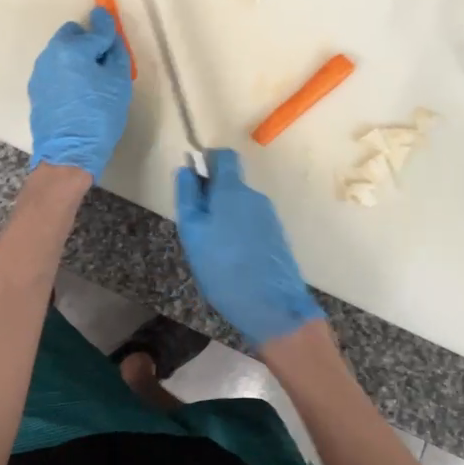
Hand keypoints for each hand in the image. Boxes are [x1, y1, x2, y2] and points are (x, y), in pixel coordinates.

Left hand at [28, 7, 133, 180]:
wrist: (68, 154)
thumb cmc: (99, 117)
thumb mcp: (118, 83)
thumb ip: (116, 54)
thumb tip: (111, 39)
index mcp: (72, 49)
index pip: (95, 30)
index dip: (105, 24)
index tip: (106, 15)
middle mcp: (51, 55)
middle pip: (71, 35)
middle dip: (86, 40)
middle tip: (102, 59)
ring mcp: (40, 73)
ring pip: (60, 53)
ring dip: (75, 57)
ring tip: (90, 80)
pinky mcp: (36, 90)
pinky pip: (54, 71)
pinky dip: (65, 73)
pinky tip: (76, 94)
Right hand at [175, 149, 323, 345]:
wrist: (273, 308)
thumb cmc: (224, 268)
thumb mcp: (194, 233)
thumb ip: (188, 197)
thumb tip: (186, 169)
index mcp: (233, 190)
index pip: (224, 156)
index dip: (207, 161)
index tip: (193, 181)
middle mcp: (255, 198)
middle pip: (230, 184)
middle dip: (211, 198)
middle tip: (196, 229)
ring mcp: (269, 219)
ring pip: (239, 207)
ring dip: (224, 219)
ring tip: (212, 252)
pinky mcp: (277, 239)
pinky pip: (251, 225)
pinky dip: (238, 235)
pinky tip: (231, 262)